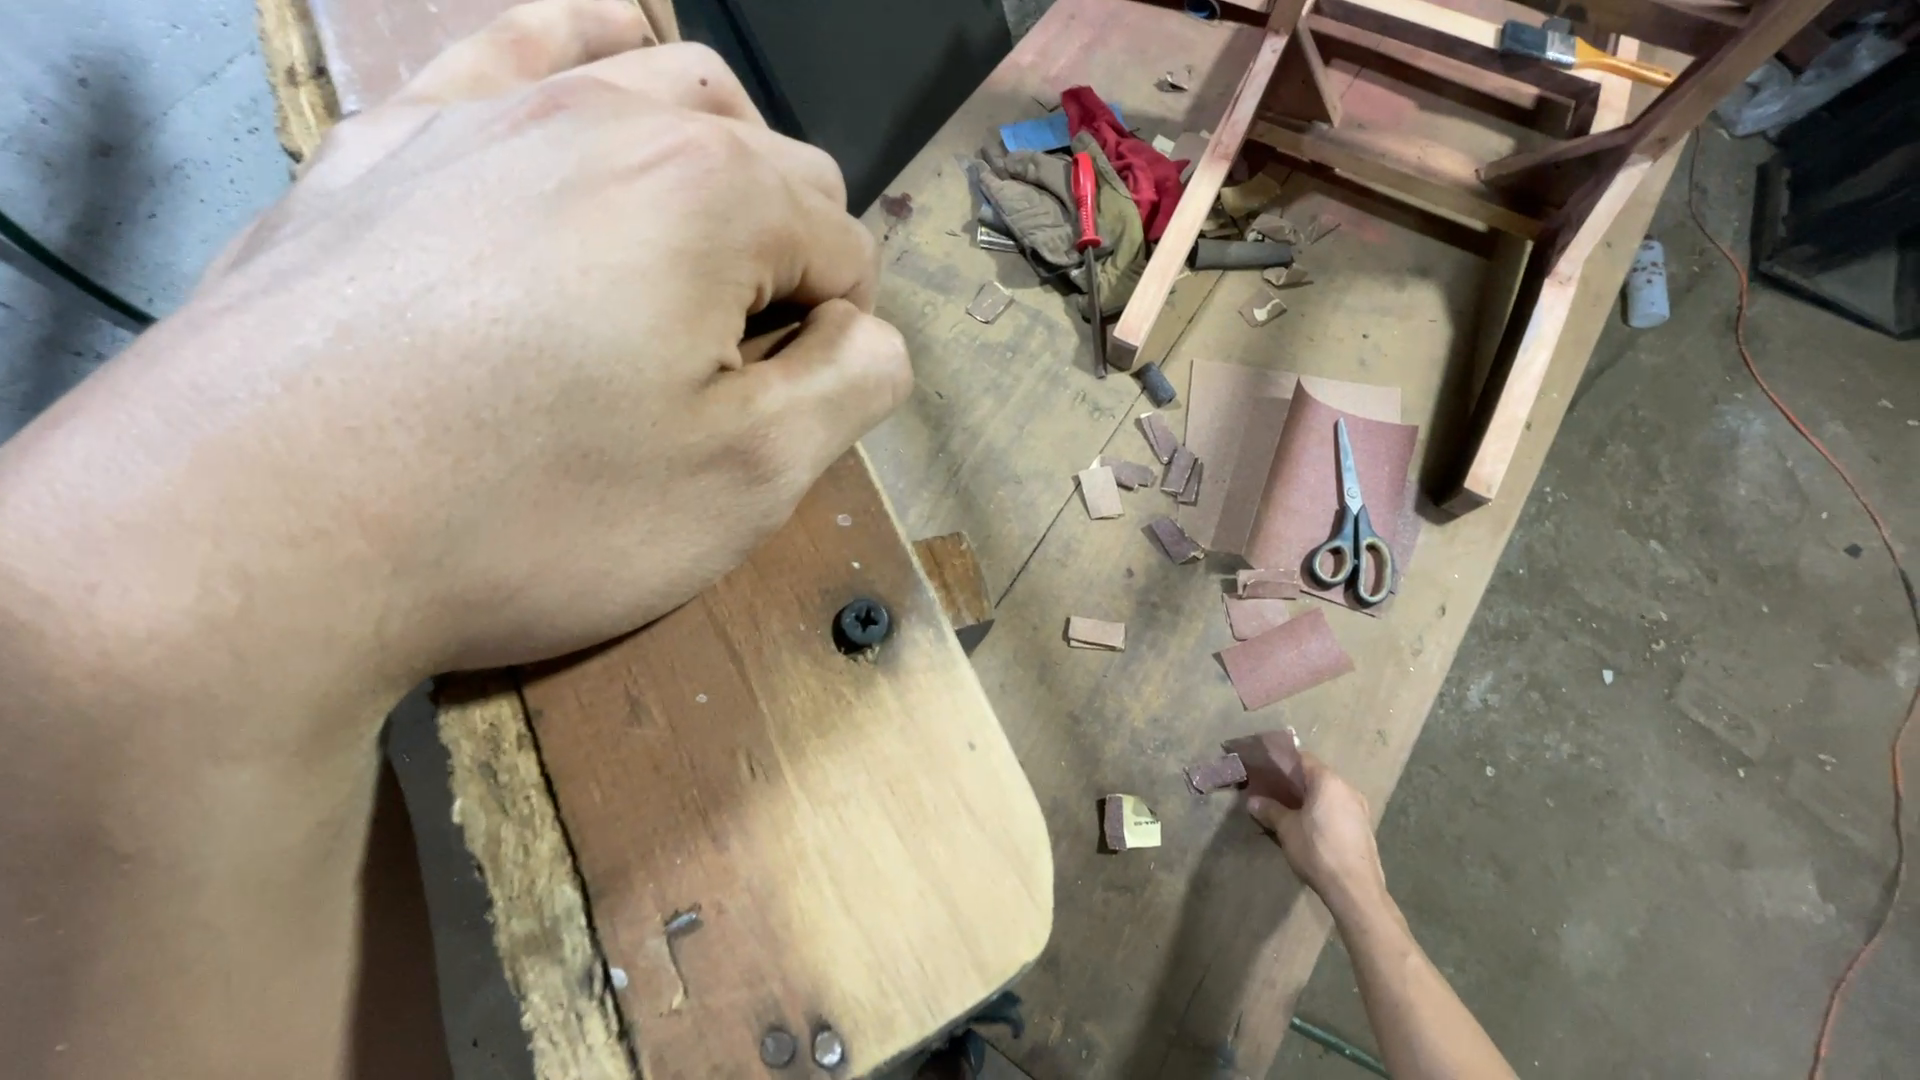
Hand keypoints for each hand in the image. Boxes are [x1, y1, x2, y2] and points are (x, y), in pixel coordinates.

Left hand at [33, 0, 910, 682]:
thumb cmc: (538, 514)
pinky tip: (597, 97)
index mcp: (713, 195)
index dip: (839, 334)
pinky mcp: (392, 139)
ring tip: (692, 260)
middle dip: (787, 259)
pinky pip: (520, 49)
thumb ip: (855, 385)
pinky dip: (588, 64)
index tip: (782, 408)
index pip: (845, 247)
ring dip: (716, 168)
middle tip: (735, 366)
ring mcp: (490, 110)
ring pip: (667, 86)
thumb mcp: (747, 479)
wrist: (253, 538)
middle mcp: (611, 117)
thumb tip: (873, 334)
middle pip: (775, 163)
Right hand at [1247, 752, 1387, 912]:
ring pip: (1328, 793)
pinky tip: (1309, 827)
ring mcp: (1360, 808)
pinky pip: (1338, 809)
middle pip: (1316, 775)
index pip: (1302, 758)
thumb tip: (1253, 801)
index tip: (1265, 771)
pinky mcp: (1364, 827)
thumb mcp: (1286, 828)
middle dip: (1294, 783)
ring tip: (1288, 811)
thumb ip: (1270, 810)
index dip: (1282, 762)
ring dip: (1309, 798)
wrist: (1355, 889)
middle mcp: (1347, 788)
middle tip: (1272, 792)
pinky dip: (1323, 811)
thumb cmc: (1317, 850)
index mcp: (1328, 781)